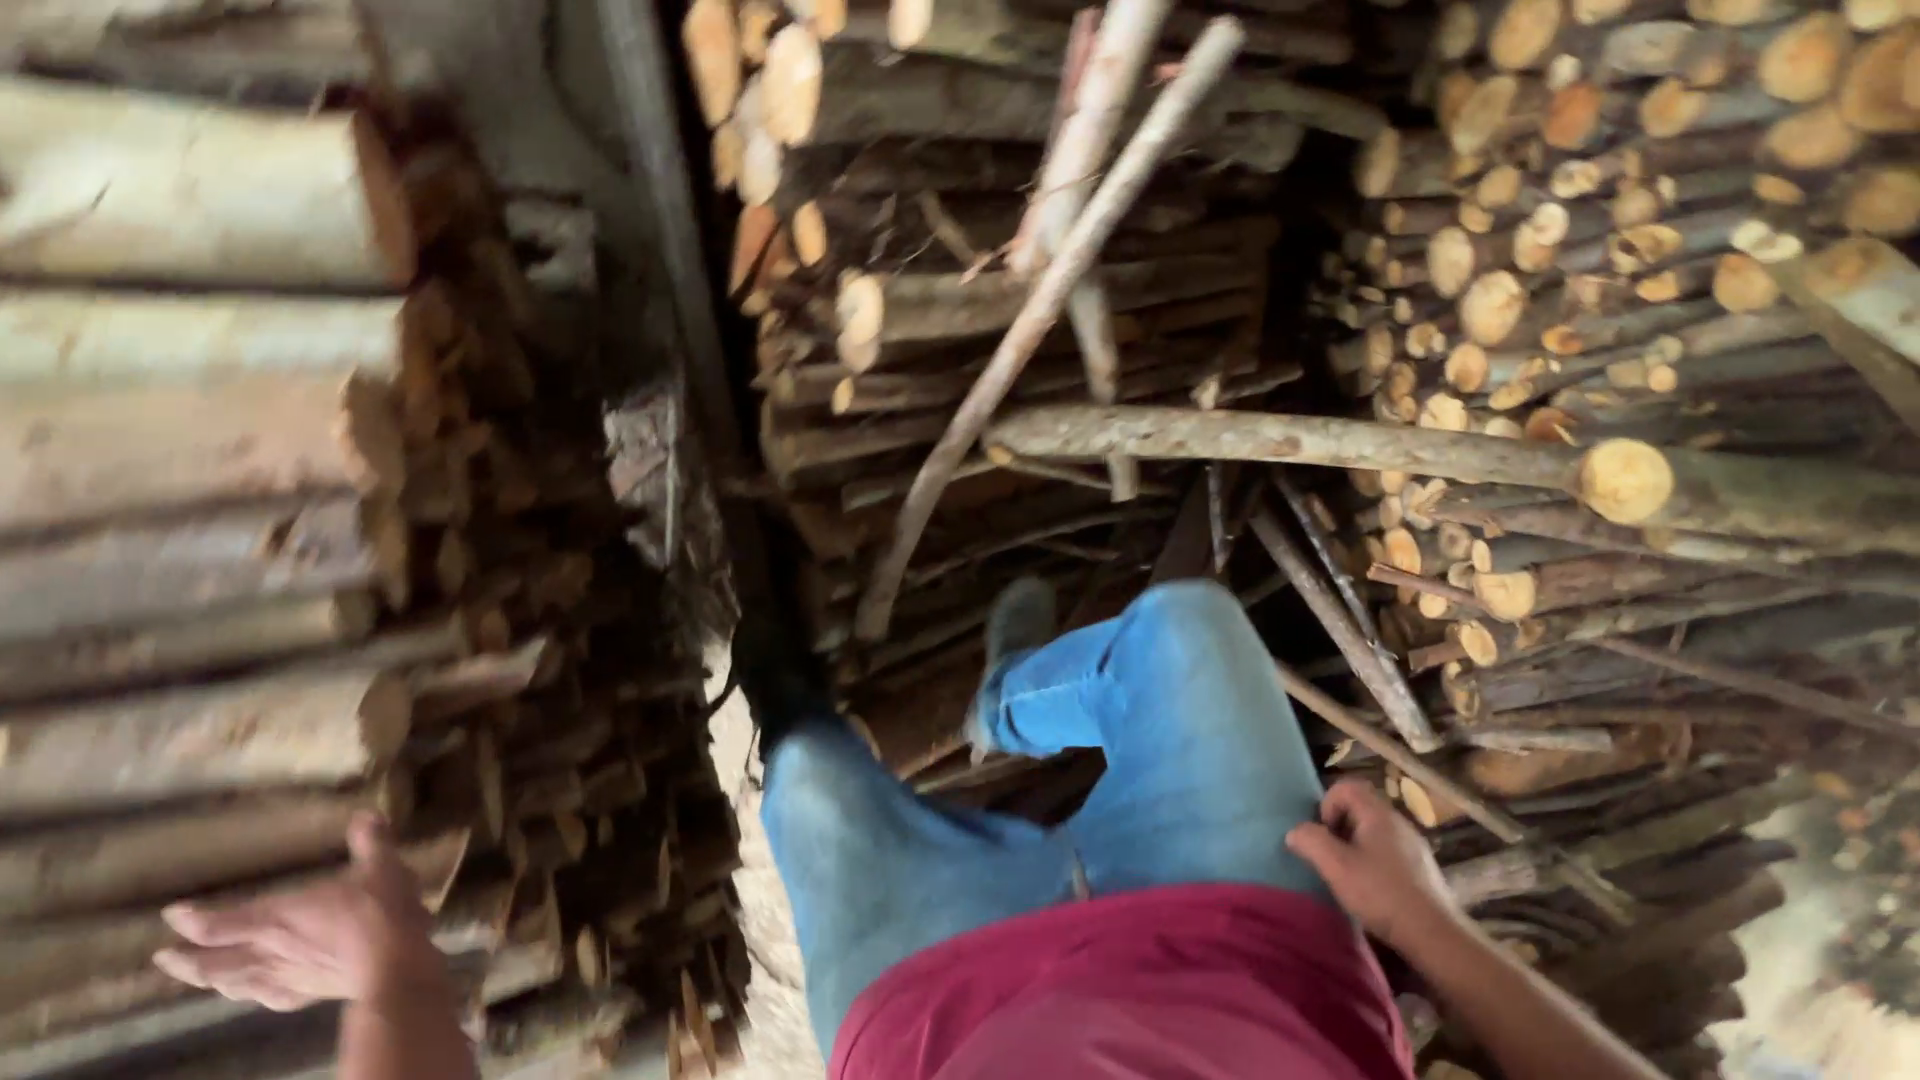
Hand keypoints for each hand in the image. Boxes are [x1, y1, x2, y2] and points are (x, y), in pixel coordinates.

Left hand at [153, 813, 448, 1011]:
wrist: (394, 964)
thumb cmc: (379, 912)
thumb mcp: (382, 866)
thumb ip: (371, 841)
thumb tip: (368, 814)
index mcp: (278, 918)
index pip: (216, 924)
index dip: (190, 919)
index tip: (171, 913)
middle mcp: (269, 951)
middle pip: (210, 962)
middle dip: (183, 960)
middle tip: (163, 957)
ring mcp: (284, 977)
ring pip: (231, 984)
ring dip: (209, 980)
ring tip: (199, 976)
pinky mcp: (303, 994)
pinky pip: (267, 997)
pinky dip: (253, 993)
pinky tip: (256, 993)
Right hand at [1286, 779, 1467, 952]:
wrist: (1434, 936)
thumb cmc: (1381, 894)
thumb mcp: (1335, 866)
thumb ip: (1310, 841)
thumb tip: (1296, 831)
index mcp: (1379, 815)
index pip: (1346, 787)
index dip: (1327, 805)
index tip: (1324, 836)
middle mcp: (1399, 823)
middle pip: (1359, 808)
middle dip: (1338, 828)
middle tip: (1331, 857)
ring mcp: (1413, 846)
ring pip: (1373, 831)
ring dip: (1354, 846)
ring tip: (1349, 876)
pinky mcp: (1421, 869)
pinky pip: (1388, 851)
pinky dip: (1372, 862)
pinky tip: (1372, 890)